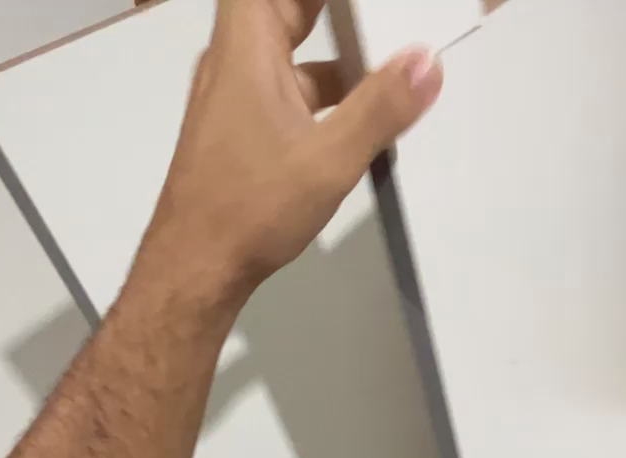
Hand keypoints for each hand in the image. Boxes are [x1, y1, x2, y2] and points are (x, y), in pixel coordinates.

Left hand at [129, 0, 443, 327]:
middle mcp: (236, 59)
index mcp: (247, 44)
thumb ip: (380, 109)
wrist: (199, 263)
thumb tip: (426, 61)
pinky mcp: (244, 133)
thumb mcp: (329, 158)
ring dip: (338, 60)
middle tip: (389, 23)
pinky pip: (291, 95)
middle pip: (289, 9)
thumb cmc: (253, 205)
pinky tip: (361, 125)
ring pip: (293, 57)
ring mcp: (237, 98)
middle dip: (340, 13)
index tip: (369, 4)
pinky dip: (326, 100)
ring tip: (390, 69)